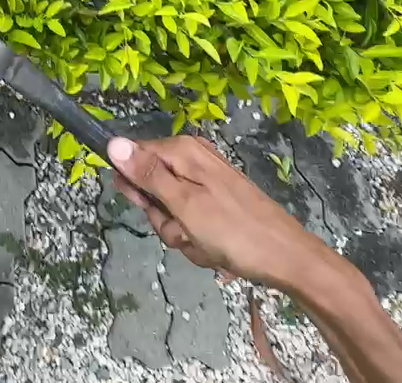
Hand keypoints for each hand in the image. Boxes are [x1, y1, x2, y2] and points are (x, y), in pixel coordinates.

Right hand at [107, 135, 334, 292]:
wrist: (290, 260)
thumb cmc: (234, 231)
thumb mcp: (184, 204)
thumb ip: (147, 174)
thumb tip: (111, 142)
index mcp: (181, 151)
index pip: (132, 158)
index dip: (135, 188)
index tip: (150, 208)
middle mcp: (191, 157)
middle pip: (150, 186)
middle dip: (162, 217)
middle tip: (184, 231)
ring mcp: (205, 179)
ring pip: (168, 208)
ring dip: (180, 233)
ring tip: (203, 243)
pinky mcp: (215, 200)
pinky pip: (188, 217)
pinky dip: (196, 237)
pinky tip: (213, 248)